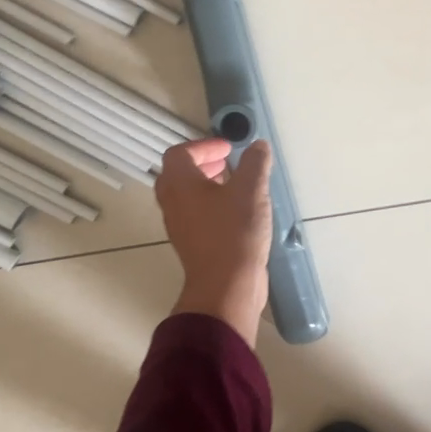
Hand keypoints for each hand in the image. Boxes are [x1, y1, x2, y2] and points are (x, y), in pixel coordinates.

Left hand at [155, 138, 273, 346]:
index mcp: (180, 184)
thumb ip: (255, 162)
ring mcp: (180, 226)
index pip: (180, 153)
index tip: (229, 148)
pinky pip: (195, 214)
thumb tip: (258, 145)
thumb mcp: (251, 189)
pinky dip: (212, 204)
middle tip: (228, 162)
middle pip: (178, 173)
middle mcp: (173, 203)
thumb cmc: (235, 232)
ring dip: (208, 184)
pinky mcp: (192, 244)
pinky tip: (238, 211)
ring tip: (236, 185)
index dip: (204, 145)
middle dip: (203, 163)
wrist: (226, 286)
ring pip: (187, 195)